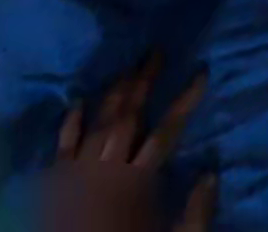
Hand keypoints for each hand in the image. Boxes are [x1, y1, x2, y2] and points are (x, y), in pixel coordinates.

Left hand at [43, 55, 214, 231]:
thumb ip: (195, 215)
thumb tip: (211, 174)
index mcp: (137, 183)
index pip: (167, 130)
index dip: (185, 99)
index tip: (201, 72)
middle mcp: (107, 170)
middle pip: (128, 116)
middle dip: (143, 81)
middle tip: (156, 52)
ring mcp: (78, 176)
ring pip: (98, 124)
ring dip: (113, 94)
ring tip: (127, 69)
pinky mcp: (56, 187)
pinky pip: (62, 148)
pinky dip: (70, 124)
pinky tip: (77, 102)